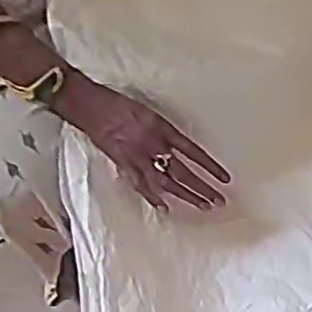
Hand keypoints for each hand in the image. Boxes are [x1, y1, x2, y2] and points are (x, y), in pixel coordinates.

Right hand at [54, 76, 231, 210]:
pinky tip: (165, 209)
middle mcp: (153, 145)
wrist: (86, 102)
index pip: (194, 152)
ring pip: (167, 182)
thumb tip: (183, 148)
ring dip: (186, 195)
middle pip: (184, 172)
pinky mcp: (122, 162)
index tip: (225, 179)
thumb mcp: (151, 113)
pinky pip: (140, 184)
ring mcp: (137, 156)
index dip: (210, 166)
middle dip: (203, 188)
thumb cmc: (117, 104)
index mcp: (162, 130)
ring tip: (204, 206)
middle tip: (220, 201)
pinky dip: (153, 197)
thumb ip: (167, 132)